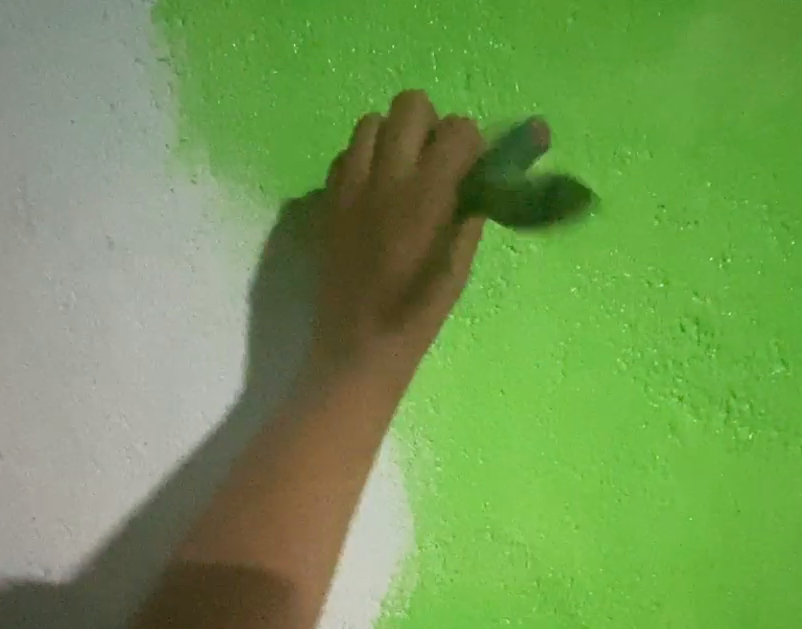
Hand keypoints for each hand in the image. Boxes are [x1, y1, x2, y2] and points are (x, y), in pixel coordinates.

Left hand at [310, 90, 485, 391]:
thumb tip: (474, 189)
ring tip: (400, 177)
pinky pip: (343, 158)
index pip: (457, 129)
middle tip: (433, 163)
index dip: (470, 144)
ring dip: (391, 139)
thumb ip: (467, 221)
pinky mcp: (327, 205)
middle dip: (429, 125)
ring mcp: (350, 189)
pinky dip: (361, 164)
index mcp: (426, 197)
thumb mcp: (455, 272)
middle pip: (409, 105)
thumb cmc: (414, 320)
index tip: (471, 168)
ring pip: (370, 124)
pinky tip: (372, 197)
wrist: (356, 350)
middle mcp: (386, 180)